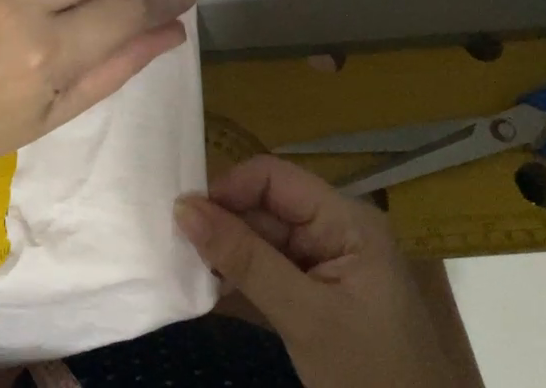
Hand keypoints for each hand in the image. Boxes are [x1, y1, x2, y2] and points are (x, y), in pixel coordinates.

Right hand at [175, 156, 466, 387]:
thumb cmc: (372, 373)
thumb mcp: (305, 316)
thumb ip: (245, 260)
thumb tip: (183, 207)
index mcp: (346, 219)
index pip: (275, 177)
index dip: (229, 188)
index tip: (184, 218)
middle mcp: (335, 230)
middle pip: (264, 207)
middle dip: (222, 223)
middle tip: (174, 247)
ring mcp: (325, 263)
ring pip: (260, 239)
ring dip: (225, 253)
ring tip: (185, 268)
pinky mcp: (315, 294)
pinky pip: (267, 270)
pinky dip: (239, 278)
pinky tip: (209, 289)